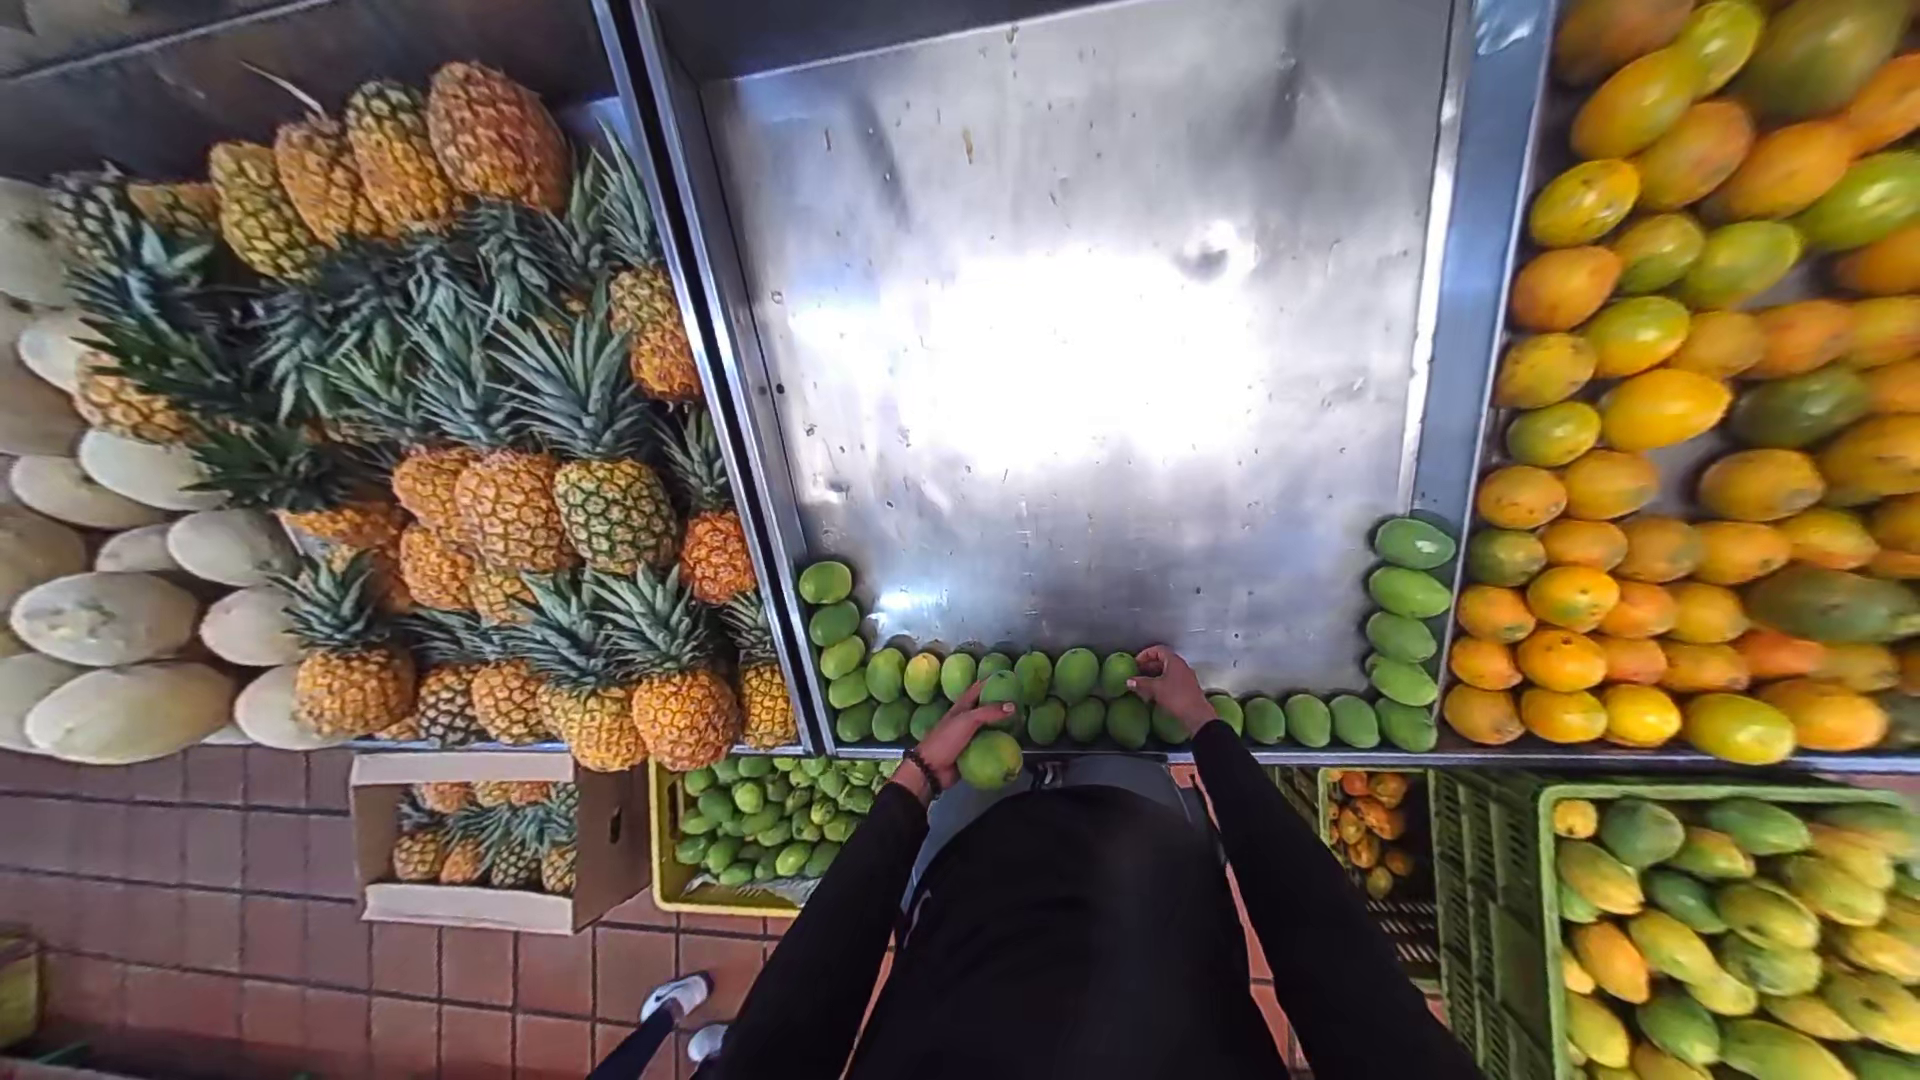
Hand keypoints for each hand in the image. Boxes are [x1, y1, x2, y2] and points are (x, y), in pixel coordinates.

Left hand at [891, 681, 1015, 802]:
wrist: (932, 768)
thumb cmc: (947, 739)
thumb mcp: (967, 720)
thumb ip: (989, 712)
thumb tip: (1013, 705)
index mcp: (962, 706)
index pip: (977, 688)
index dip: (990, 681)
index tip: (1007, 676)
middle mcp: (966, 718)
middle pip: (985, 707)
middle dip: (1000, 703)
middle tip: (1019, 699)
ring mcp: (969, 735)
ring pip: (988, 725)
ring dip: (1001, 723)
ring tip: (1020, 719)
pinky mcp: (973, 751)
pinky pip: (989, 743)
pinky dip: (999, 740)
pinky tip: (1012, 740)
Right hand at [1129, 645, 1217, 736]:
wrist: (1197, 716)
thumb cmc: (1176, 697)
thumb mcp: (1155, 689)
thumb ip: (1141, 683)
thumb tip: (1129, 681)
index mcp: (1175, 662)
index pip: (1159, 650)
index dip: (1145, 654)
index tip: (1136, 662)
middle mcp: (1182, 666)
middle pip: (1163, 659)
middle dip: (1148, 665)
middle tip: (1138, 672)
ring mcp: (1186, 677)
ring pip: (1167, 671)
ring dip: (1154, 675)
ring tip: (1143, 683)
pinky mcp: (1187, 688)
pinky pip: (1171, 680)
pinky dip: (1161, 682)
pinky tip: (1154, 693)